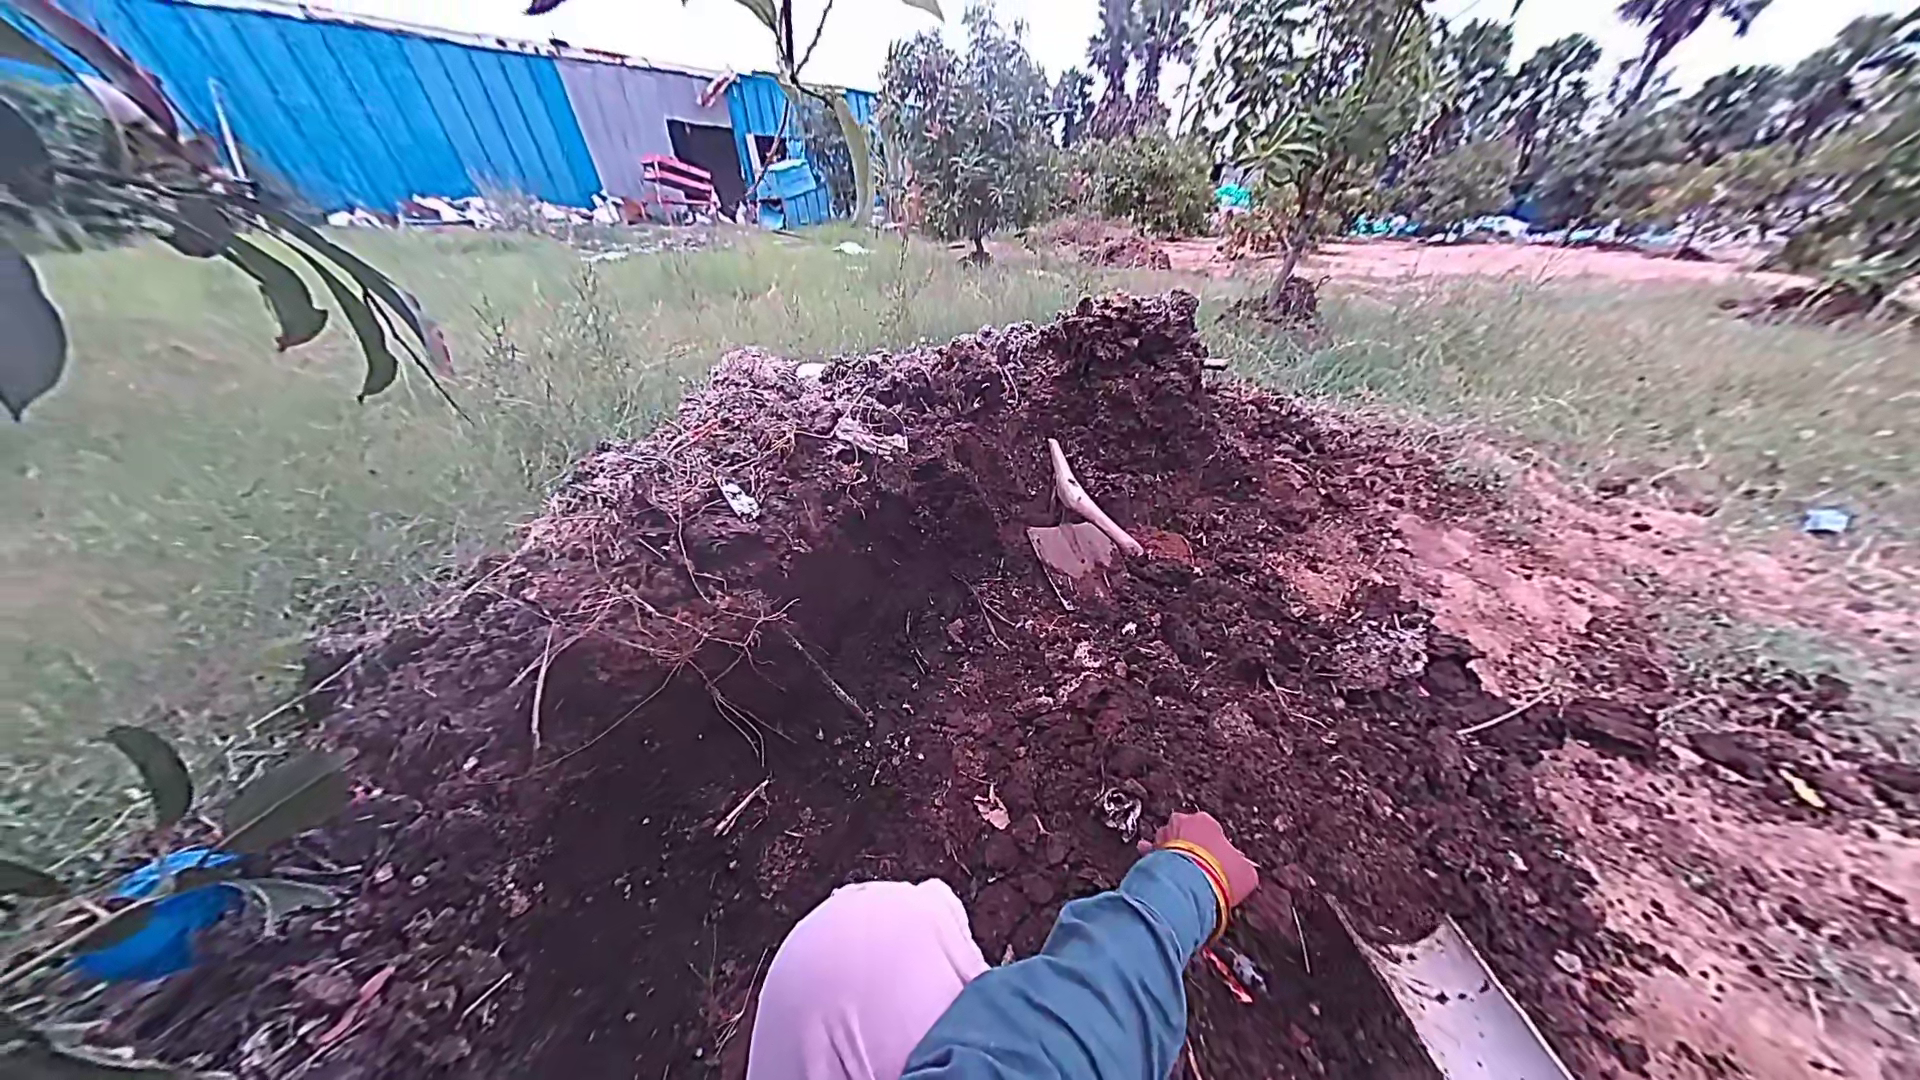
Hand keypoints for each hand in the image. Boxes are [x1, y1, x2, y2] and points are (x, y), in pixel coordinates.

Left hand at [1138, 811, 1258, 907]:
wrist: (1192, 884)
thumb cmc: (1221, 873)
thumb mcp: (1246, 871)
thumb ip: (1241, 865)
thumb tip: (1242, 870)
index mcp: (1206, 821)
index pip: (1211, 830)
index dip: (1216, 849)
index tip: (1219, 862)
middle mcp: (1182, 822)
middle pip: (1188, 833)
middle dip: (1192, 848)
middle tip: (1200, 868)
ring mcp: (1164, 835)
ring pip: (1169, 841)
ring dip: (1174, 853)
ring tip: (1184, 873)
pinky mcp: (1151, 851)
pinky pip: (1151, 852)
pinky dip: (1154, 859)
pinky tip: (1160, 868)